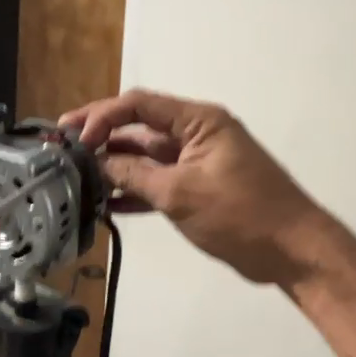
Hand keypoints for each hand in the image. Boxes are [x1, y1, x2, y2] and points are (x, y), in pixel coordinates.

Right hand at [62, 89, 325, 284]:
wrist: (293, 251)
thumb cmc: (240, 214)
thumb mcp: (179, 193)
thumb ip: (134, 175)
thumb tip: (98, 161)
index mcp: (198, 121)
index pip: (139, 105)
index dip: (102, 117)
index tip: (76, 139)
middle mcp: (195, 133)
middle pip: (139, 125)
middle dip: (101, 134)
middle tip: (63, 143)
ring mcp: (196, 161)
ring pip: (145, 154)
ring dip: (114, 163)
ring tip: (77, 174)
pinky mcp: (198, 187)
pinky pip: (157, 180)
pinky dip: (133, 188)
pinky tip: (106, 201)